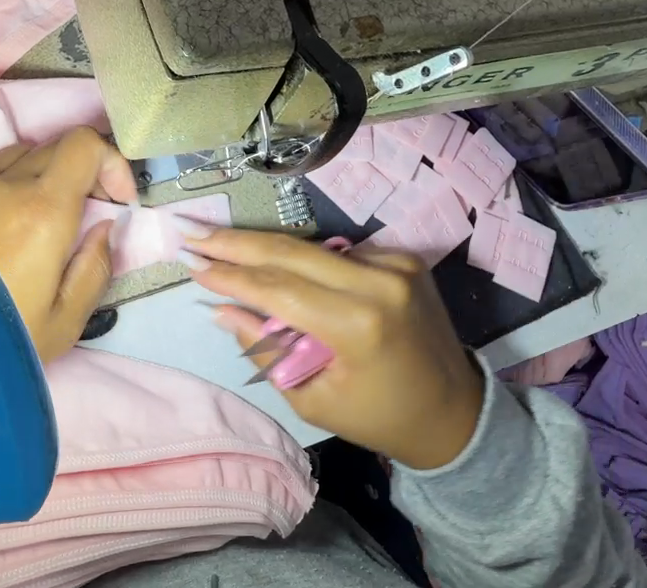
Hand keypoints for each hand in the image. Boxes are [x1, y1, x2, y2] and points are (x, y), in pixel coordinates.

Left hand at [0, 128, 136, 362]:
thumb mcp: (63, 323)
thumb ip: (94, 268)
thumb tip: (103, 228)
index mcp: (44, 209)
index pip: (86, 145)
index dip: (112, 163)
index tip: (118, 200)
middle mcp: (6, 184)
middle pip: (57, 145)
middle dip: (84, 171)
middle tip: (87, 212)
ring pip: (19, 152)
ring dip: (43, 172)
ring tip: (41, 214)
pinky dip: (3, 176)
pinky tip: (1, 208)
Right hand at [186, 229, 484, 469]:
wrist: (456, 412)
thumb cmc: (379, 417)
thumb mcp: (313, 399)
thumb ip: (265, 350)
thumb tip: (222, 309)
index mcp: (358, 324)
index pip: (277, 289)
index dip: (230, 274)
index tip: (191, 261)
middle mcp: (379, 281)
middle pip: (290, 251)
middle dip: (236, 242)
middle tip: (193, 230)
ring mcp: (395, 263)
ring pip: (312, 248)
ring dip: (266, 247)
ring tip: (220, 241)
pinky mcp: (403, 257)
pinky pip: (338, 254)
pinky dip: (307, 261)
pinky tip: (279, 267)